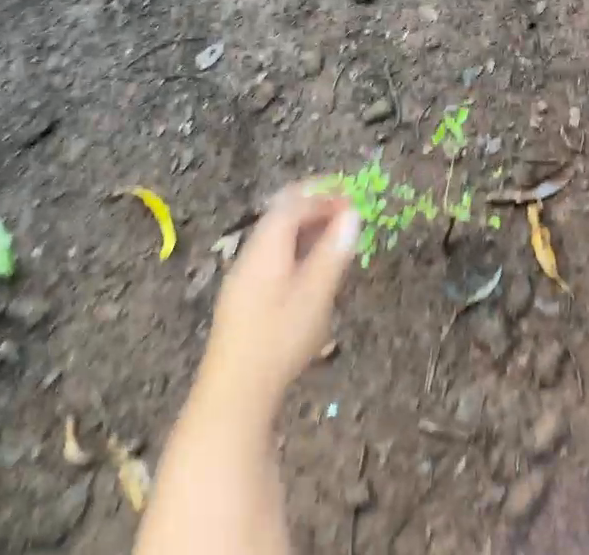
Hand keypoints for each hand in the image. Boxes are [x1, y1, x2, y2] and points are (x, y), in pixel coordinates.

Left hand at [198, 184, 359, 410]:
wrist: (234, 392)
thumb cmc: (279, 340)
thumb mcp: (315, 295)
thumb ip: (333, 253)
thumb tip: (352, 215)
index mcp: (265, 251)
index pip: (291, 206)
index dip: (322, 195)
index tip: (354, 196)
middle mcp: (250, 257)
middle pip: (280, 216)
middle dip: (315, 206)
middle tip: (348, 210)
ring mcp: (245, 278)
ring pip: (277, 237)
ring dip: (308, 228)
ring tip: (339, 236)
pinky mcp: (246, 298)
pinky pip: (275, 256)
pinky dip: (299, 248)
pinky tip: (316, 266)